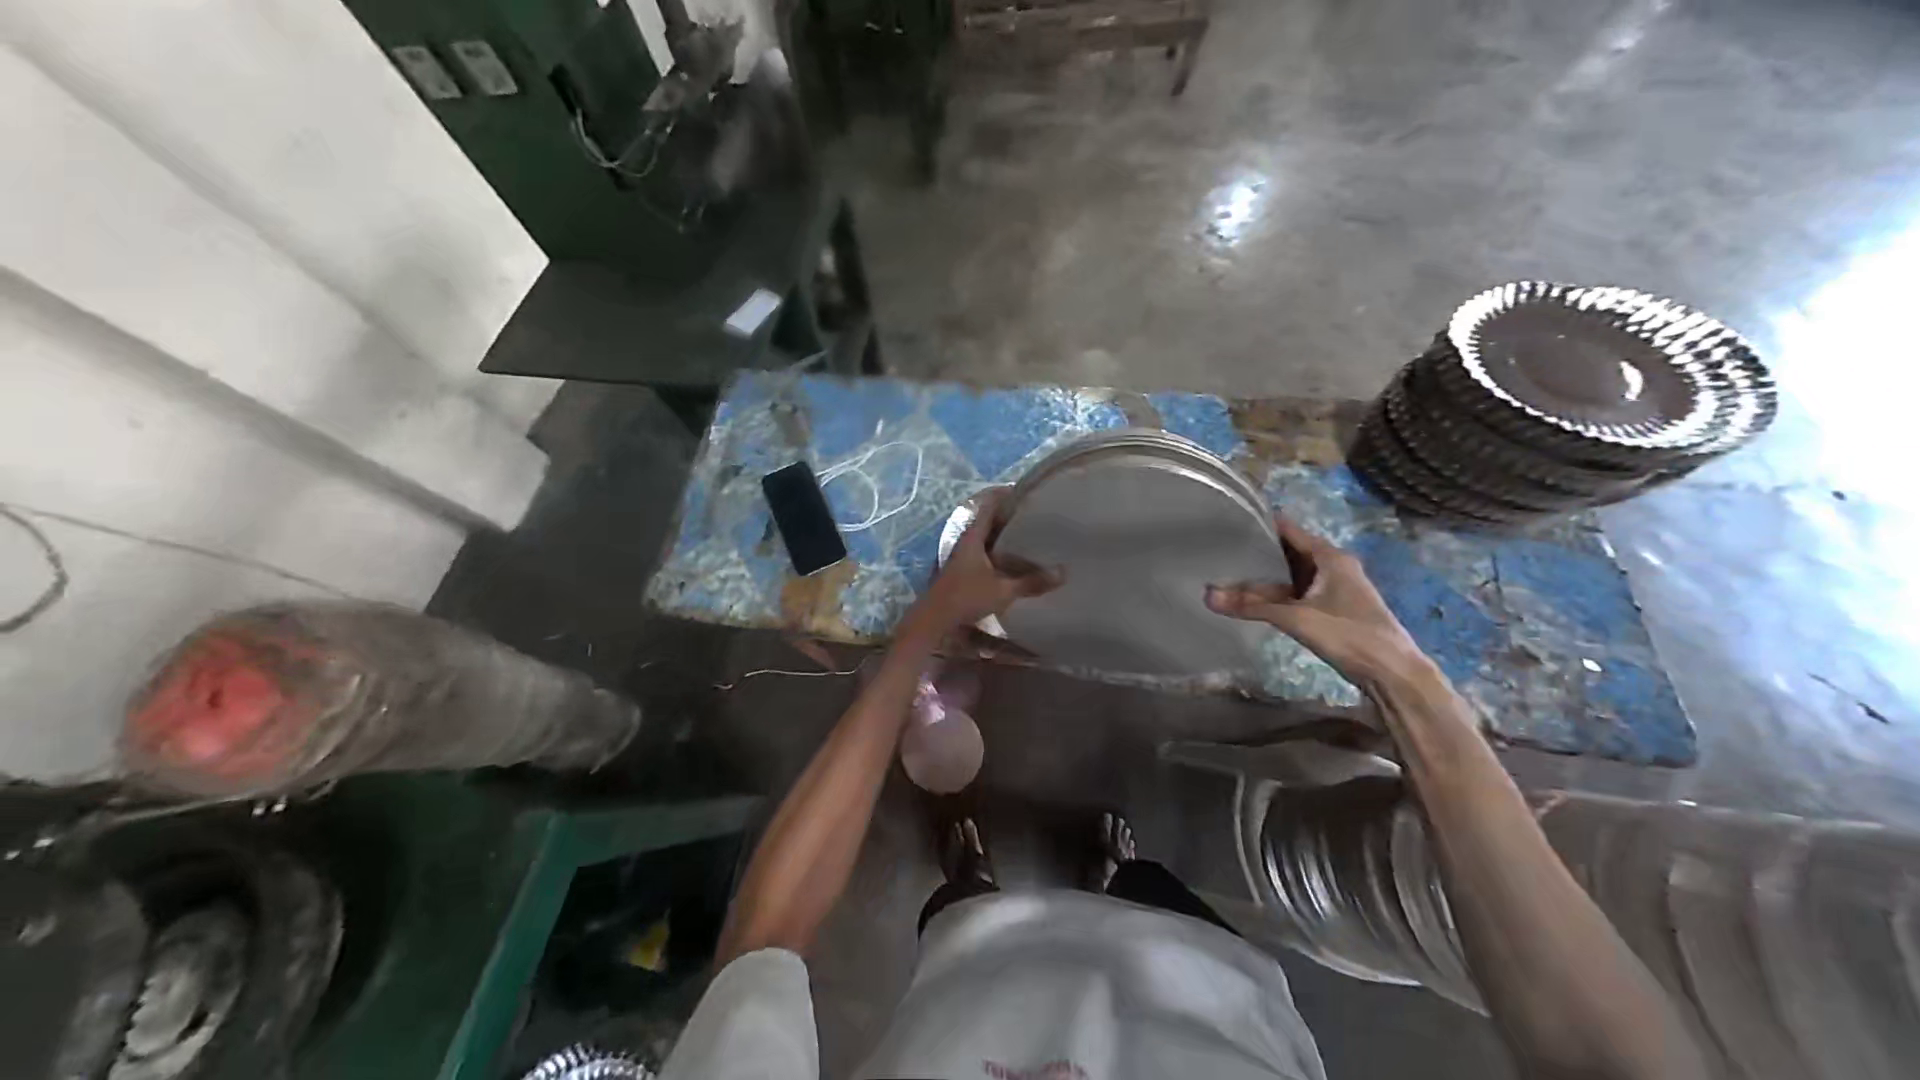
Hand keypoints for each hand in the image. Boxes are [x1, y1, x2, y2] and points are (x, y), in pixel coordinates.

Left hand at [911, 488, 1060, 633]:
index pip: (989, 505)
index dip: (1005, 495)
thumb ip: (1032, 582)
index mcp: (972, 537)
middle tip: (1034, 516)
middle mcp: (966, 542)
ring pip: (987, 539)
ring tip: (1029, 536)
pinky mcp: (963, 572)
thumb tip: (1062, 573)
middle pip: (989, 521)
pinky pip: (985, 554)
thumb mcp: (1003, 590)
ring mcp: (963, 557)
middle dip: (1009, 517)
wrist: (934, 621)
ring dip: (1004, 536)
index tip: (1026, 493)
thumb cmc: (966, 598)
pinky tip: (1014, 562)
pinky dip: (999, 553)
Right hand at [1205, 516, 1428, 684]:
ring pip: (1291, 576)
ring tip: (1228, 573)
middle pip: (1288, 552)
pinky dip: (1275, 594)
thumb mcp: (1296, 618)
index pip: (1289, 529)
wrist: (1392, 673)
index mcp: (1330, 557)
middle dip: (1257, 552)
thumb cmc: (1349, 635)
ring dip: (1265, 577)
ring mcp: (1334, 589)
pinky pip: (1297, 593)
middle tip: (1221, 549)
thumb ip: (1251, 606)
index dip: (1261, 523)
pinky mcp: (1331, 610)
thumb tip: (1207, 596)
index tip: (1229, 520)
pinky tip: (1253, 600)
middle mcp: (1333, 567)